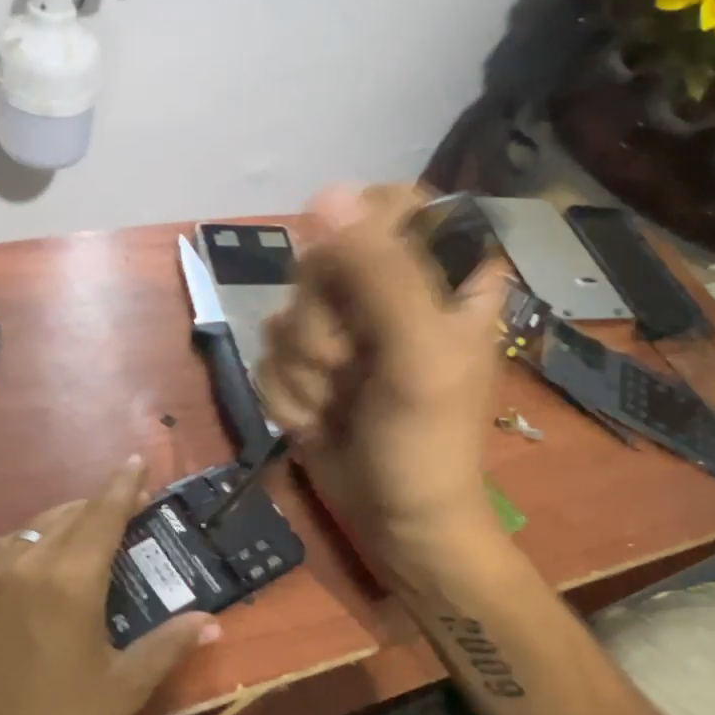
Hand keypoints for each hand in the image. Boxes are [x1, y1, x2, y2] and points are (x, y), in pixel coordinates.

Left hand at [0, 455, 220, 714]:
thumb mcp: (123, 691)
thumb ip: (166, 647)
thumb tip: (210, 621)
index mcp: (67, 582)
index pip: (100, 516)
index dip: (122, 487)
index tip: (136, 463)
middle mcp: (23, 570)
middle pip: (63, 519)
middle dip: (94, 505)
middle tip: (123, 507)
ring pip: (27, 533)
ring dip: (58, 523)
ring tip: (82, 533)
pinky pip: (1, 558)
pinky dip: (27, 546)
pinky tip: (37, 571)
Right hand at [257, 185, 516, 585]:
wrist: (396, 520)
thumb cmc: (427, 441)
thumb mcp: (419, 352)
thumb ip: (380, 271)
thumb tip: (324, 193)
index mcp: (444, 271)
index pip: (389, 204)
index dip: (359, 244)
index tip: (359, 292)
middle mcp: (390, 288)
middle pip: (322, 257)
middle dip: (324, 328)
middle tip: (353, 369)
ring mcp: (344, 326)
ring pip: (287, 309)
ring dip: (305, 372)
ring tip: (340, 406)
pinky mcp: (308, 363)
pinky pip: (270, 353)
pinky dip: (289, 396)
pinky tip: (318, 421)